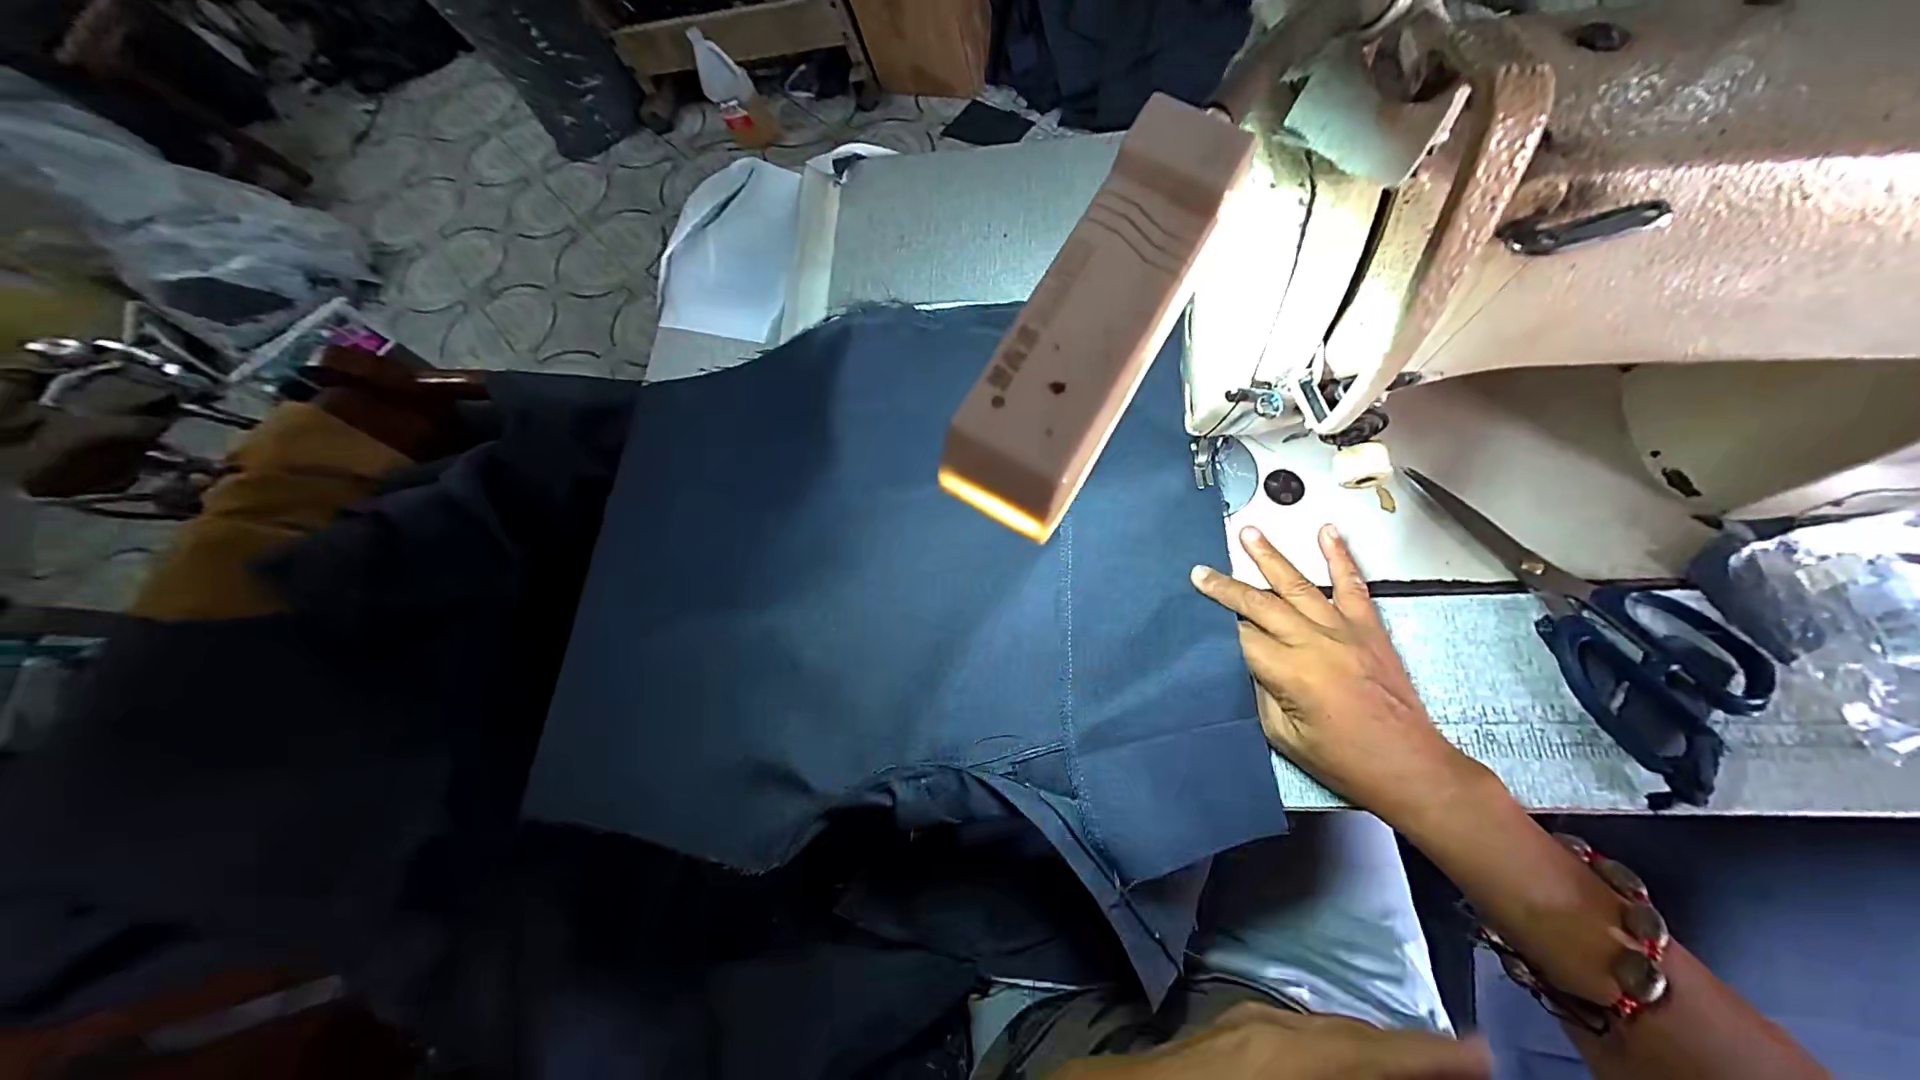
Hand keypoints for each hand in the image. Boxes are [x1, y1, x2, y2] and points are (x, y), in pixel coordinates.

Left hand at [1053, 1003, 1489, 1079]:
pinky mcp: (1227, 1026)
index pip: (1377, 1050)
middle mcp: (1273, 1021)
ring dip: (1369, 1047)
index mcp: (1293, 1051)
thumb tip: (1380, 1069)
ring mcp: (1245, 1017)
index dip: (1434, 1054)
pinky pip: (1297, 1031)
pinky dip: (1331, 1046)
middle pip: (1356, 1035)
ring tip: (1409, 1064)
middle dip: (1408, 1051)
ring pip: (1325, 1029)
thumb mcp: (1293, 1079)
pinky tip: (1341, 1061)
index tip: (1486, 1052)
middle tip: (1459, 1063)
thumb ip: (1343, 1068)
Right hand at [1189, 524, 1487, 824]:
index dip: (1219, 627)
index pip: (1243, 637)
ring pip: (1299, 585)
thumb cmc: (1344, 761)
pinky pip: (1353, 585)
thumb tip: (1248, 659)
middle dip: (1227, 586)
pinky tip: (1328, 533)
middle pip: (1261, 604)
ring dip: (1270, 557)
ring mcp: (1346, 631)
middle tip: (1202, 571)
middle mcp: (1317, 642)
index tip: (1198, 614)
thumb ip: (1262, 690)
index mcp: (1292, 672)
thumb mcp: (1283, 735)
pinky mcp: (1371, 629)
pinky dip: (1340, 556)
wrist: (1411, 767)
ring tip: (1250, 534)